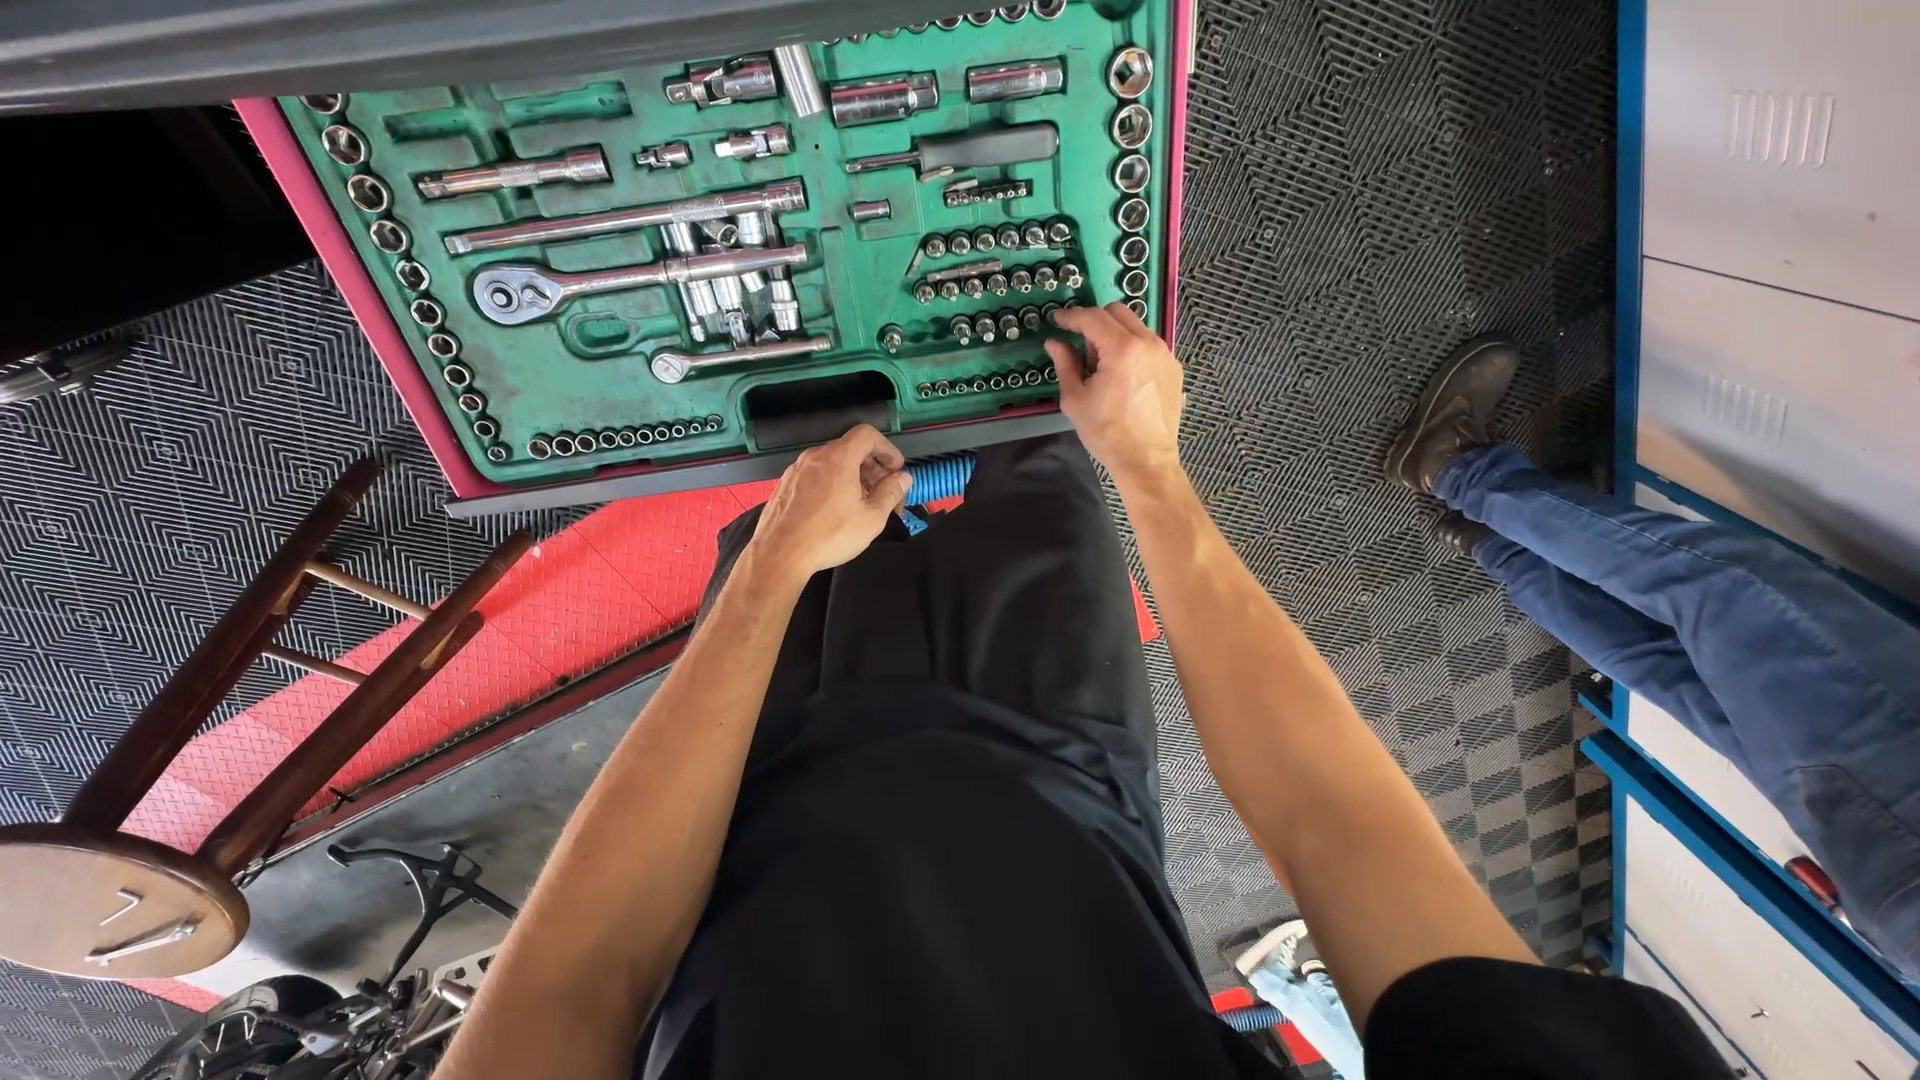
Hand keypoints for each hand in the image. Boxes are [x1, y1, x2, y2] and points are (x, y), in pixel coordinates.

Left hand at [748, 424, 912, 580]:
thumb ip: (891, 492)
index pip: (867, 434)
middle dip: (873, 466)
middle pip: (850, 448)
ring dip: (853, 476)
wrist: (779, 554)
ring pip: (832, 463)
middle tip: (885, 490)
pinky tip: (836, 509)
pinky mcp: (786, 485)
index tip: (895, 469)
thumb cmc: (828, 535)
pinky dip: (832, 483)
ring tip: (862, 502)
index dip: (887, 448)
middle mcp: (815, 457)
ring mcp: (797, 470)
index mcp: (838, 458)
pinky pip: (816, 475)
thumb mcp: (871, 517)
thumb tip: (902, 478)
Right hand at [1045, 302, 1185, 489]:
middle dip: (1095, 322)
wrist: (1146, 460)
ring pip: (1135, 327)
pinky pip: (1148, 345)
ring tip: (1103, 368)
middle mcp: (1148, 344)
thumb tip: (1055, 343)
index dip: (1071, 316)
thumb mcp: (1075, 399)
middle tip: (1082, 348)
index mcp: (1122, 350)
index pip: (1093, 317)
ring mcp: (1165, 355)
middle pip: (1117, 312)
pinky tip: (1122, 376)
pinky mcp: (1173, 368)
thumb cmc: (1107, 433)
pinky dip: (1132, 349)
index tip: (1058, 320)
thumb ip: (1065, 364)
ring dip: (1114, 335)